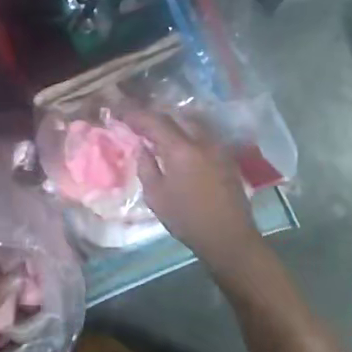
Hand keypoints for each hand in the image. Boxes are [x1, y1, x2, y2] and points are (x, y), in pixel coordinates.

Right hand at [126, 108, 260, 267]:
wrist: (228, 236)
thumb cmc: (186, 219)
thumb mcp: (156, 196)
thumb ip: (146, 167)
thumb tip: (141, 147)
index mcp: (181, 149)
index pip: (155, 121)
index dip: (137, 116)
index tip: (123, 115)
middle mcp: (201, 140)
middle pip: (176, 117)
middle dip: (156, 117)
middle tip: (140, 124)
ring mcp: (218, 146)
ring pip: (193, 123)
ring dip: (174, 124)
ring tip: (159, 134)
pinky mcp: (227, 156)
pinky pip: (204, 135)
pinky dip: (188, 134)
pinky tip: (180, 147)